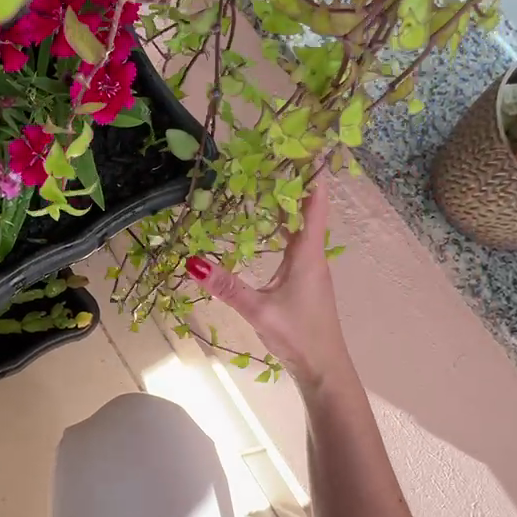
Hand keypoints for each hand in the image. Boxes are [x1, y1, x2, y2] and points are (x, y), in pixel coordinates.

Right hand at [186, 172, 340, 382]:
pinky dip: (283, 228)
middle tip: (277, 156)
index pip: (313, 205)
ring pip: (301, 228)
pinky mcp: (304, 283)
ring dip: (289, 205)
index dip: (313, 176)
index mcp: (307, 255)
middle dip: (295, 183)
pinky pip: (295, 244)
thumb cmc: (299, 335)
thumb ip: (227, 286)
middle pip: (308, 211)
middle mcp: (312, 256)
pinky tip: (268, 230)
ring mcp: (310, 270)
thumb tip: (192, 262)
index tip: (310, 146)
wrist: (324, 370)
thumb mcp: (258, 310)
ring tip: (270, 183)